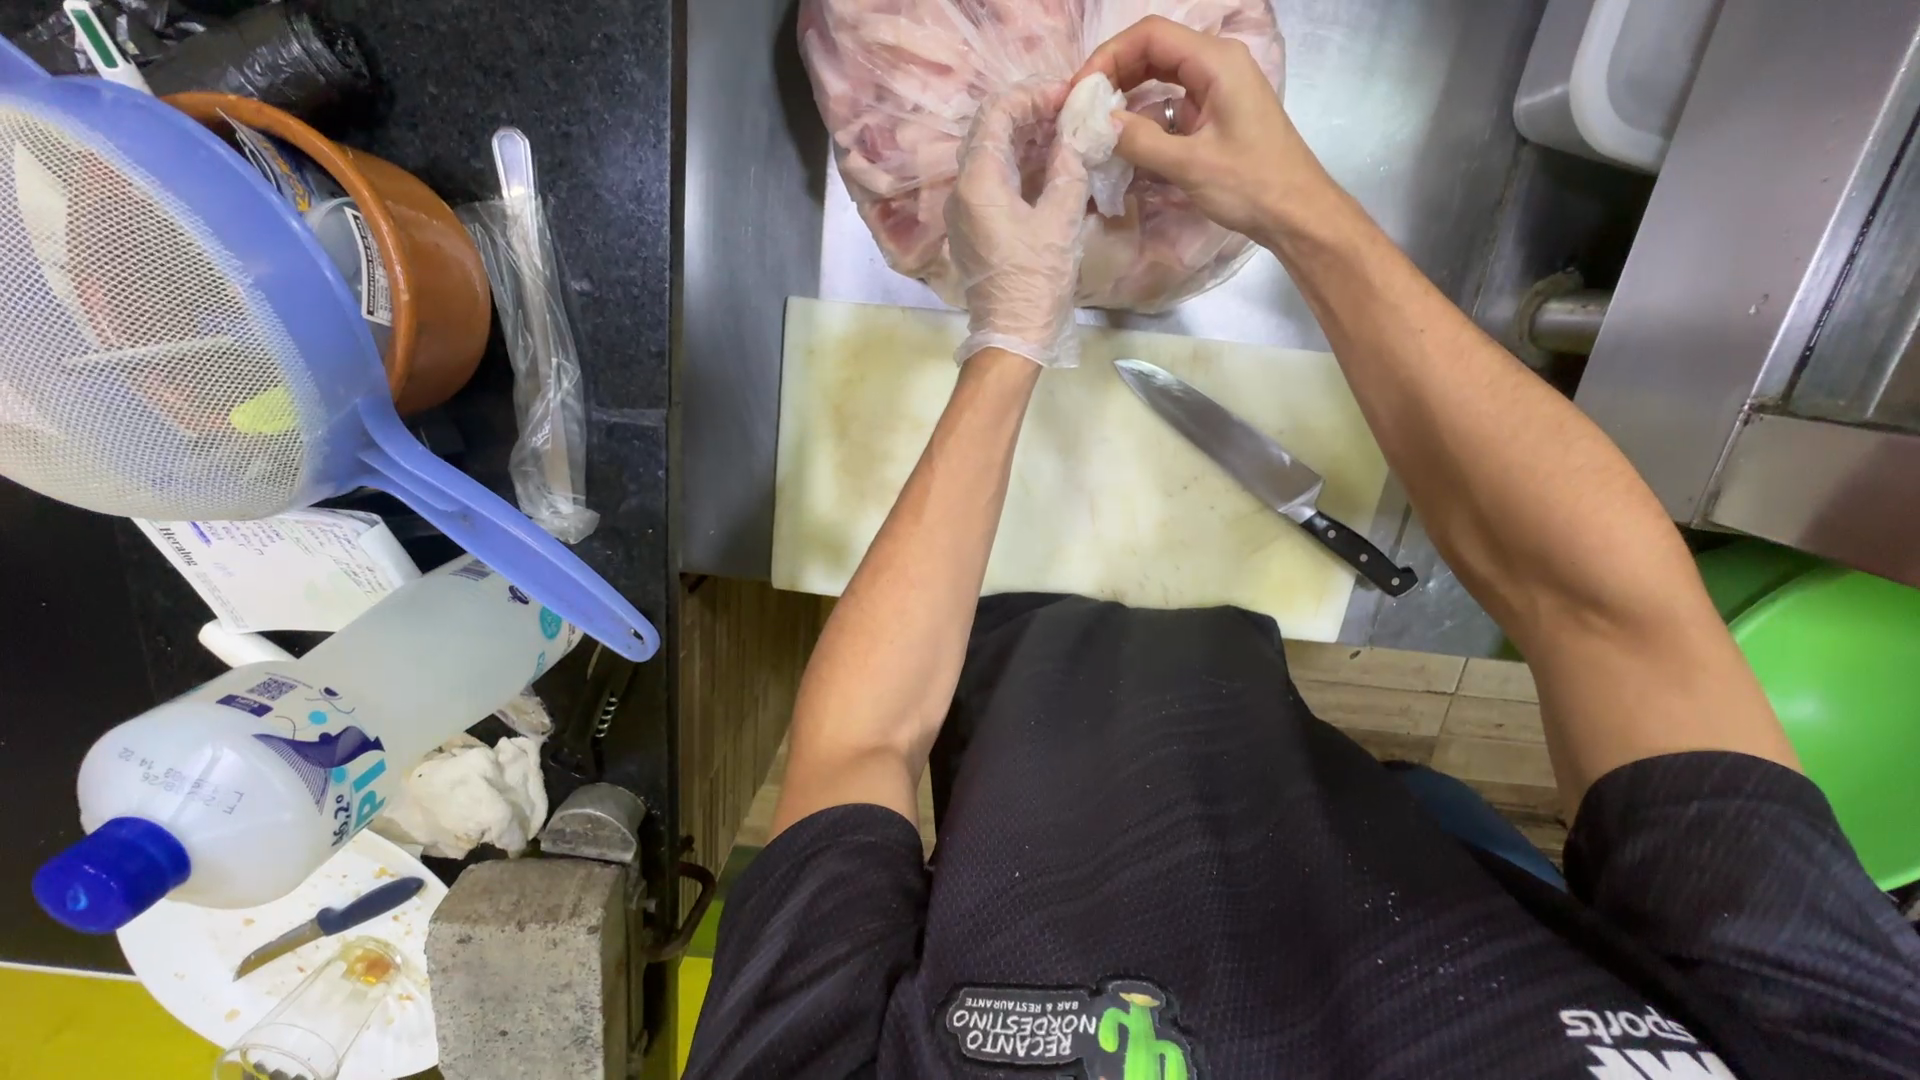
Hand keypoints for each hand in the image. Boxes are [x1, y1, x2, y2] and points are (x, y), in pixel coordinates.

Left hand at [947, 80, 1090, 367]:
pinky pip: (993, 183)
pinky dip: (1019, 167)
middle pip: (990, 132)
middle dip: (1029, 115)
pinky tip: (1050, 167)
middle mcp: (961, 191)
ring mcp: (964, 212)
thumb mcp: (1060, 220)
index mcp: (977, 182)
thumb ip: (1068, 167)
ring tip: (1065, 135)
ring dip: (1026, 141)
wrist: (1011, 336)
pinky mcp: (974, 229)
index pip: (997, 113)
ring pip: (991, 157)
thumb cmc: (1035, 282)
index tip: (1067, 97)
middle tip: (1069, 113)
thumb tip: (1076, 133)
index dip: (1032, 96)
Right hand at [1077, 16, 1334, 240]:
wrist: (1296, 213)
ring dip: (1126, 96)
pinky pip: (1170, 103)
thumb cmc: (1251, 186)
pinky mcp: (1214, 115)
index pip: (1150, 36)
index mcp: (1216, 62)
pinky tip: (1124, 139)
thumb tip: (1098, 126)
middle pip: (1153, 51)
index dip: (1109, 57)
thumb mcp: (1190, 165)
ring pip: (1159, 78)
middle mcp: (1216, 65)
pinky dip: (1144, 116)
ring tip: (1096, 124)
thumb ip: (1140, 141)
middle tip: (1080, 108)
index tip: (1080, 91)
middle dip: (1113, 75)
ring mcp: (1217, 90)